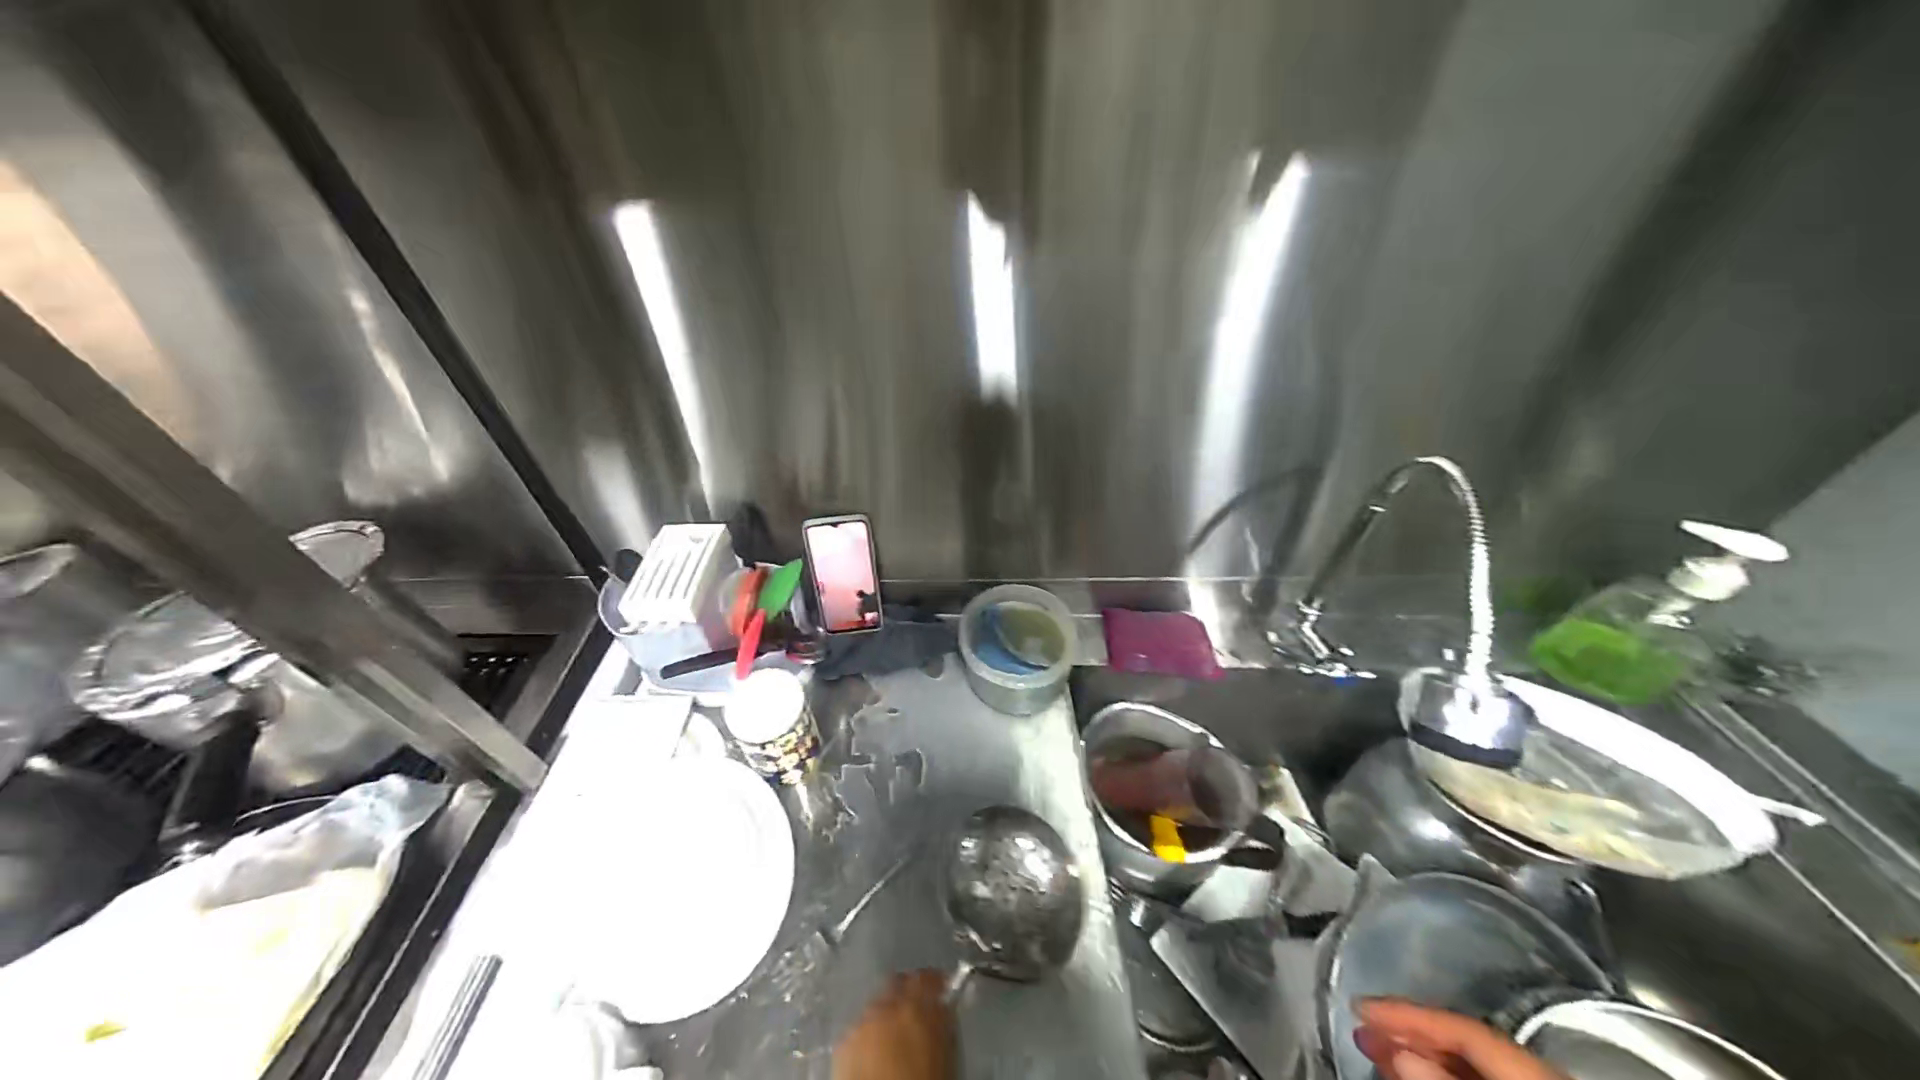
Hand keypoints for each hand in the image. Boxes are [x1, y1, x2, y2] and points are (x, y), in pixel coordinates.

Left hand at [832, 970, 956, 1079]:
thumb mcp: (946, 1054)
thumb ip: (943, 1023)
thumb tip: (942, 1009)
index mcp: (919, 1005)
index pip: (928, 977)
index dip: (936, 981)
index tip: (941, 987)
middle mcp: (889, 1004)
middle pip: (898, 983)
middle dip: (907, 991)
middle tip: (915, 1010)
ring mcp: (864, 1020)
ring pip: (877, 1004)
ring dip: (886, 1012)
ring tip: (892, 1035)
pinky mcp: (844, 1042)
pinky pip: (860, 1027)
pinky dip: (868, 1034)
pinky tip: (873, 1053)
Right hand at [1354, 999, 1568, 1079]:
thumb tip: (1399, 1052)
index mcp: (1539, 1078)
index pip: (1469, 1032)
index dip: (1410, 1014)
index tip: (1360, 1007)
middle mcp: (1545, 1079)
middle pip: (1473, 1048)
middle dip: (1412, 1036)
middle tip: (1362, 1030)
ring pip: (1478, 1070)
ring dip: (1425, 1059)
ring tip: (1379, 1053)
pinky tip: (1416, 1078)